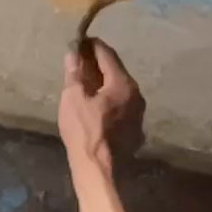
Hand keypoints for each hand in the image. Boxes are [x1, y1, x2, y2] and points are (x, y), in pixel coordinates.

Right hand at [58, 39, 143, 167]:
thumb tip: (73, 53)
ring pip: (120, 91)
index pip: (107, 54)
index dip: (92, 46)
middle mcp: (137, 95)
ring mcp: (138, 114)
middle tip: (80, 63)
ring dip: (104, 85)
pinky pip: (121, 107)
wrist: (98, 169)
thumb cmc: (84, 131)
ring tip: (85, 85)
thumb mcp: (73, 98)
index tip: (80, 41)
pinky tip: (96, 107)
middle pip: (116, 72)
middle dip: (97, 66)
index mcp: (123, 83)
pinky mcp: (134, 130)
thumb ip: (74, 73)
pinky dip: (108, 102)